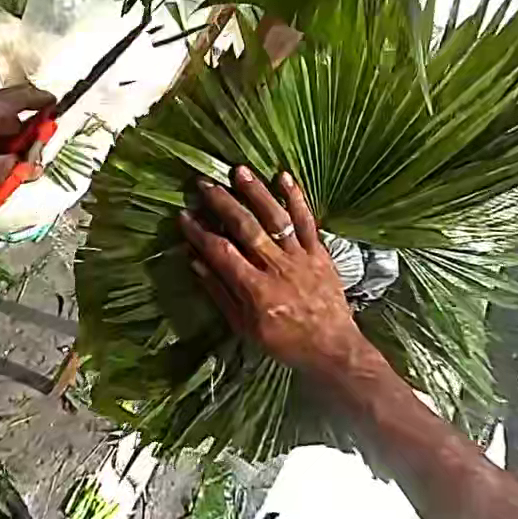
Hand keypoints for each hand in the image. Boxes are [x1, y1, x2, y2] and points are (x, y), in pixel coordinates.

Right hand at [178, 166, 373, 377]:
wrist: (333, 347)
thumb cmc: (284, 341)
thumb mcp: (245, 327)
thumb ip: (220, 292)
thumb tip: (195, 261)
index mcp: (256, 290)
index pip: (222, 253)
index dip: (200, 233)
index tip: (184, 215)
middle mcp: (277, 268)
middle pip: (246, 228)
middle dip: (223, 203)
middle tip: (204, 184)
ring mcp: (300, 257)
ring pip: (275, 218)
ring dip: (256, 192)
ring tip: (239, 171)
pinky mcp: (319, 252)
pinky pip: (307, 221)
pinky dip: (296, 198)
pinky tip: (283, 176)